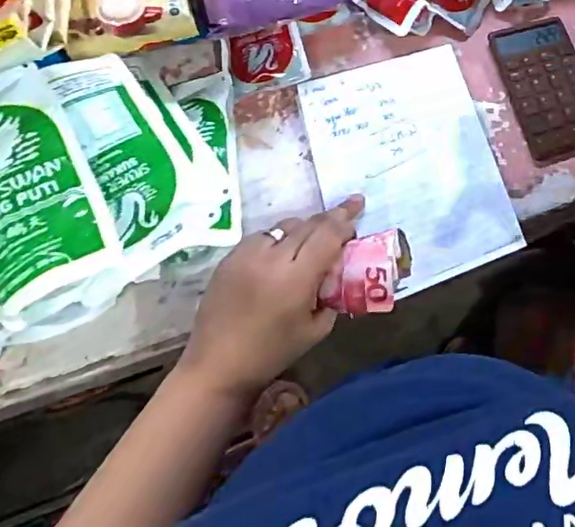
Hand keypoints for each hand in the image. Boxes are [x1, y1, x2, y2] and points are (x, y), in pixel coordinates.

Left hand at [178, 196, 362, 399]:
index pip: (328, 233)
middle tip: (345, 214)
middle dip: (331, 217)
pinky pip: (262, 237)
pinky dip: (278, 239)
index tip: (358, 207)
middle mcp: (272, 258)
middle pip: (309, 223)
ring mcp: (247, 255)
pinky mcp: (230, 257)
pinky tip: (280, 254)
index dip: (346, 219)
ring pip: (285, 226)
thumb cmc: (271, 353)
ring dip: (304, 228)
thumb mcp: (316, 329)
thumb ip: (332, 294)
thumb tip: (340, 270)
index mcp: (297, 278)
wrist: (216, 367)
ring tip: (311, 240)